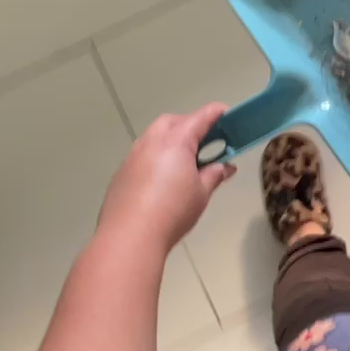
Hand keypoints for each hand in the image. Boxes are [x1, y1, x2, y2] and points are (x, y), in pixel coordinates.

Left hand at [98, 103, 236, 251]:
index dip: (216, 113)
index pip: (200, 118)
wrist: (129, 236)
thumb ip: (214, 175)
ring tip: (185, 161)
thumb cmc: (173, 211)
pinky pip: (143, 153)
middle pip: (173, 121)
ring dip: (171, 139)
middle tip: (206, 141)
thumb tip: (225, 167)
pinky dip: (157, 156)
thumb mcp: (201, 193)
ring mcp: (133, 156)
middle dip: (190, 124)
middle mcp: (152, 142)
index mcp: (176, 142)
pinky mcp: (122, 172)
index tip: (227, 113)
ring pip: (154, 136)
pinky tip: (164, 178)